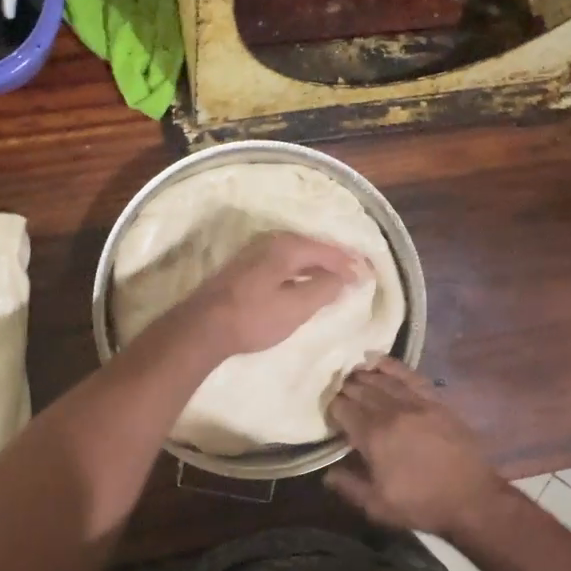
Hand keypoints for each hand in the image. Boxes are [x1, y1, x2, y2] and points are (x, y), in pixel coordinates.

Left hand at [184, 231, 363, 356]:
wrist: (203, 328)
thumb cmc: (253, 318)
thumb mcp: (295, 307)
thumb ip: (323, 289)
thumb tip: (344, 277)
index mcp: (286, 247)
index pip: (327, 250)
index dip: (349, 263)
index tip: (367, 274)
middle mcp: (270, 242)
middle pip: (311, 247)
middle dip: (334, 260)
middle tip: (355, 272)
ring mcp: (253, 254)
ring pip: (295, 254)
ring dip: (316, 265)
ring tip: (334, 278)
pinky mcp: (243, 269)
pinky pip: (282, 262)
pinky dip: (299, 270)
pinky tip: (302, 283)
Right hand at [325, 357, 510, 536]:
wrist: (472, 498)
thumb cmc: (422, 505)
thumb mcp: (378, 506)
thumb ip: (349, 487)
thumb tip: (328, 473)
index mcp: (374, 437)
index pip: (344, 410)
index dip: (332, 408)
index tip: (328, 412)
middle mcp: (392, 412)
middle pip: (361, 390)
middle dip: (345, 389)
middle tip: (338, 392)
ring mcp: (416, 403)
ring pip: (383, 380)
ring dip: (364, 375)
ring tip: (352, 374)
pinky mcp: (436, 401)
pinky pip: (410, 376)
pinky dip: (393, 366)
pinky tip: (380, 361)